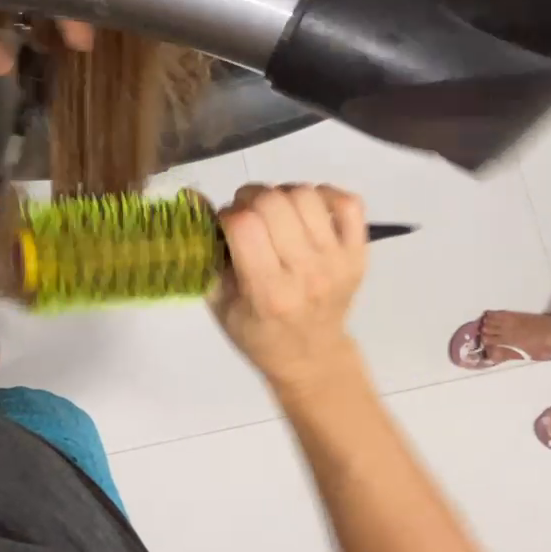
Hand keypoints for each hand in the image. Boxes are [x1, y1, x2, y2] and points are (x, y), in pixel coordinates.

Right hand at [211, 184, 369, 390]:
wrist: (312, 357)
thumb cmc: (256, 333)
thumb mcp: (218, 301)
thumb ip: (203, 250)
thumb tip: (191, 194)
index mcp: (267, 291)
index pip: (244, 225)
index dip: (227, 214)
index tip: (225, 227)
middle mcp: (306, 273)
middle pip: (274, 202)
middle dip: (250, 198)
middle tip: (247, 215)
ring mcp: (338, 262)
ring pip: (306, 195)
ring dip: (282, 194)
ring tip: (275, 212)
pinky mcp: (359, 254)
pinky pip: (347, 202)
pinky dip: (324, 195)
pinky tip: (306, 210)